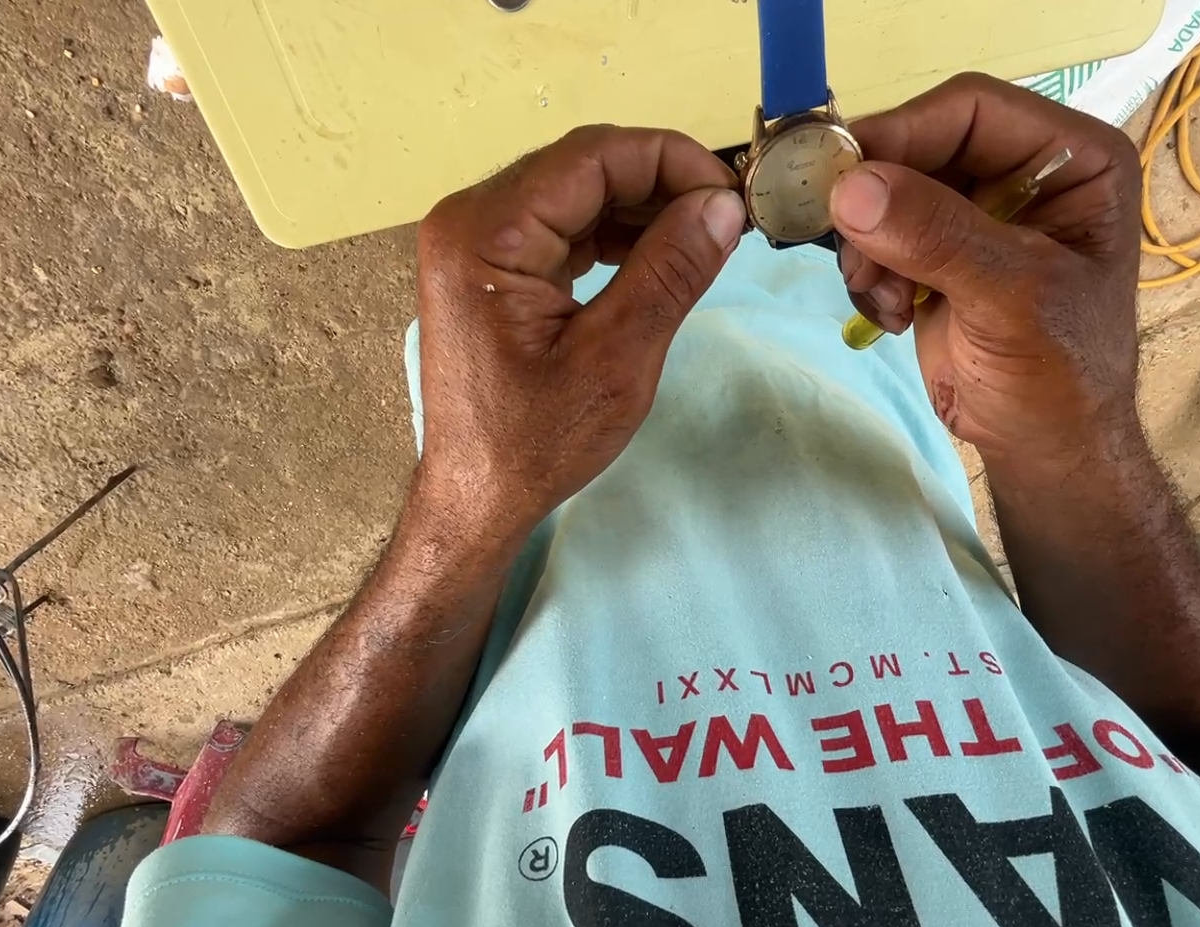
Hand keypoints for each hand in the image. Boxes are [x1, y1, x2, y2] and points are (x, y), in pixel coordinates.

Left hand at [413, 125, 745, 538]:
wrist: (478, 497)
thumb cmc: (538, 442)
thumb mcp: (615, 359)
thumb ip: (669, 273)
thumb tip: (723, 206)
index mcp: (487, 234)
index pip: (591, 156)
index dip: (670, 160)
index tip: (730, 194)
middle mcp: (468, 222)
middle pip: (579, 169)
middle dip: (658, 184)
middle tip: (723, 219)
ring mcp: (474, 246)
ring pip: (571, 198)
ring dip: (638, 210)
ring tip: (699, 239)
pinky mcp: (488, 273)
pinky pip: (557, 232)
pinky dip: (609, 239)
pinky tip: (654, 256)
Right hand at [830, 74, 1143, 464]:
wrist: (1041, 444)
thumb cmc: (1057, 373)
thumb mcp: (1009, 298)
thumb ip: (936, 238)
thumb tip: (849, 191)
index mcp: (1068, 160)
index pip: (970, 111)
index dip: (901, 135)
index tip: (838, 176)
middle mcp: (1018, 178)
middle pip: (917, 154)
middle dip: (878, 209)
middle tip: (853, 257)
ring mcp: (970, 223)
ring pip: (885, 202)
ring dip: (869, 254)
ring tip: (887, 303)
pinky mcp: (932, 263)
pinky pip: (876, 246)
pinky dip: (869, 282)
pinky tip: (893, 319)